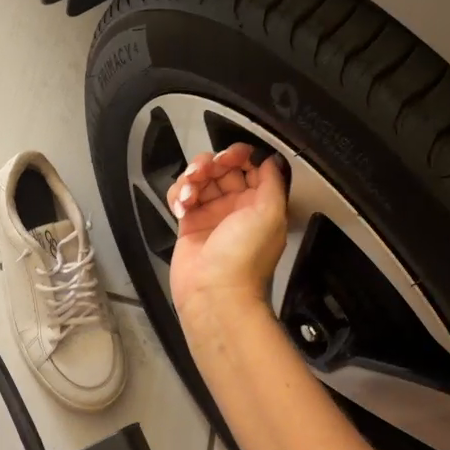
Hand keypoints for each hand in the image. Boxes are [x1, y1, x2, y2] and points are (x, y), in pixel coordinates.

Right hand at [165, 143, 288, 316]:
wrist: (214, 293)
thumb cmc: (244, 257)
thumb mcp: (270, 214)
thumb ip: (272, 181)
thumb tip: (271, 158)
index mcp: (259, 203)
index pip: (250, 166)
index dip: (239, 156)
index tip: (230, 156)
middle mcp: (236, 206)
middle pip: (221, 168)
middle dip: (210, 163)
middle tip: (204, 172)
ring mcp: (211, 214)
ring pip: (198, 178)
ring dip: (190, 178)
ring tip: (189, 194)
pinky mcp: (189, 222)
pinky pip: (180, 195)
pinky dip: (178, 194)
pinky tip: (181, 207)